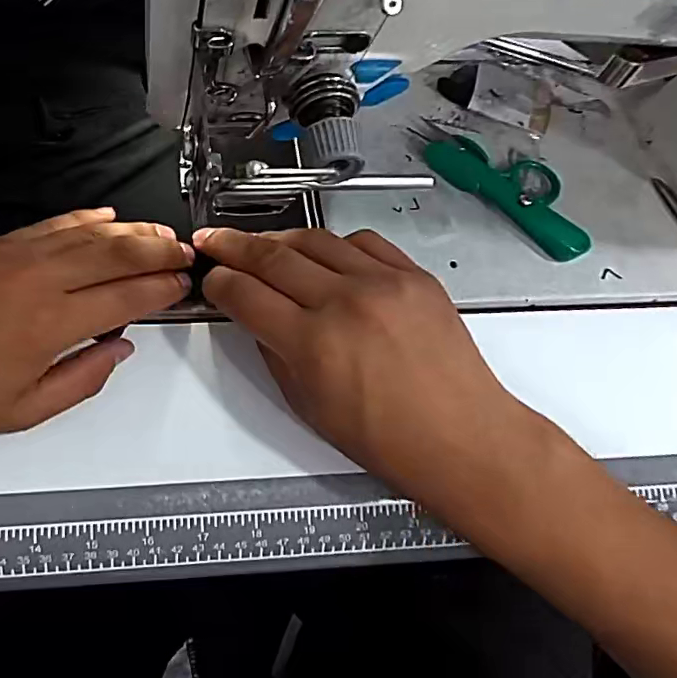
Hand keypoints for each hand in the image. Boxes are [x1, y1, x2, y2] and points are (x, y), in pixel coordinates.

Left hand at [0, 209, 192, 451]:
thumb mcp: (23, 412)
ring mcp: (17, 254)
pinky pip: (54, 224)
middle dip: (159, 252)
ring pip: (91, 233)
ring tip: (160, 235)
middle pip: (118, 254)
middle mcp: (41, 280)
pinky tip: (108, 218)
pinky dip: (86, 219)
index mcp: (52, 324)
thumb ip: (83, 379)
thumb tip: (121, 347)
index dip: (162, 289)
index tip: (183, 285)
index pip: (126, 296)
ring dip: (132, 233)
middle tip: (185, 253)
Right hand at [194, 226, 555, 500]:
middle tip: (216, 239)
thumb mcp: (309, 406)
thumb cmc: (394, 438)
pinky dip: (334, 243)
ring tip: (262, 243)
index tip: (213, 278)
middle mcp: (347, 304)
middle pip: (271, 256)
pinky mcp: (413, 276)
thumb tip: (257, 319)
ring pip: (313, 239)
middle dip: (233, 245)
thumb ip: (275, 353)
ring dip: (278, 238)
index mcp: (313, 344)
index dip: (219, 282)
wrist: (463, 439)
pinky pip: (362, 241)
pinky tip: (323, 251)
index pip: (245, 294)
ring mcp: (384, 284)